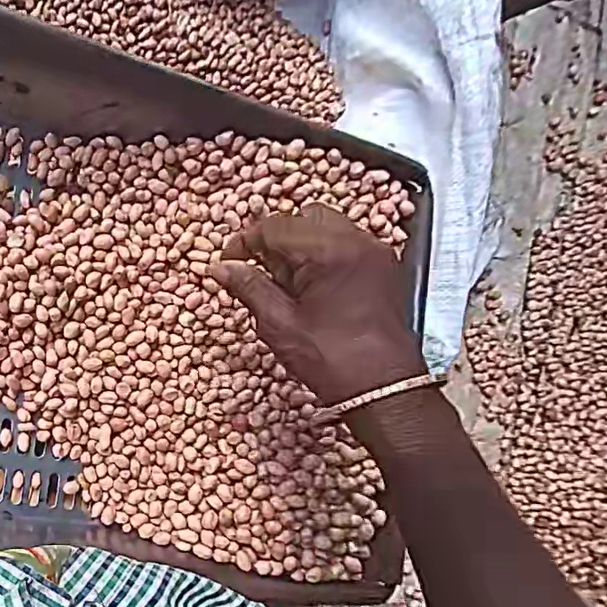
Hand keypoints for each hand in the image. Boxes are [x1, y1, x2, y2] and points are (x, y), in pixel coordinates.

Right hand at [211, 203, 425, 403]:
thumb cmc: (333, 359)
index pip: (276, 226)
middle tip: (256, 270)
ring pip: (325, 228)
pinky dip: (321, 256)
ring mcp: (374, 253)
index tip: (230, 262)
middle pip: (303, 218)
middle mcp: (357, 242)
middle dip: (274, 240)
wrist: (383, 388)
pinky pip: (345, 245)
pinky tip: (309, 288)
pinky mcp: (383, 268)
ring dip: (298, 247)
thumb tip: (223, 269)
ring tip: (284, 283)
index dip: (245, 242)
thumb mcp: (279, 324)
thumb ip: (250, 287)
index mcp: (330, 252)